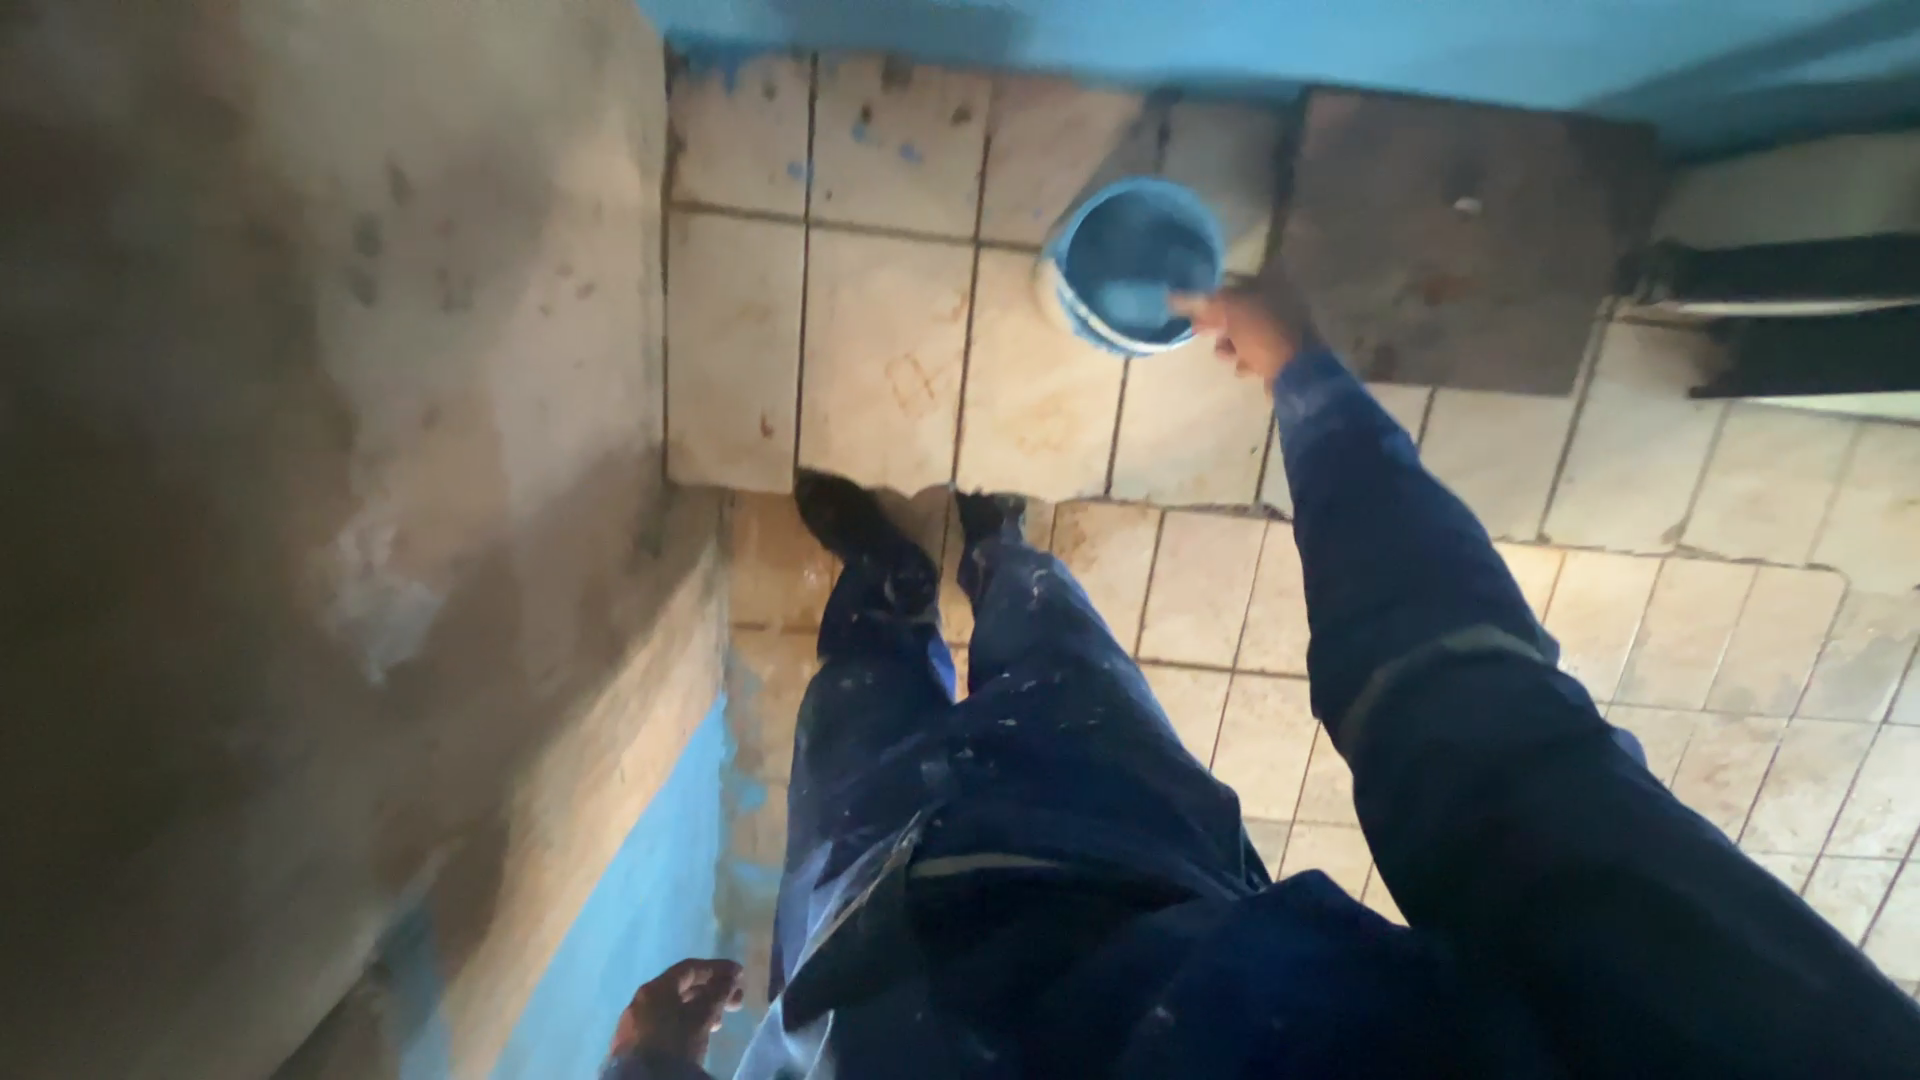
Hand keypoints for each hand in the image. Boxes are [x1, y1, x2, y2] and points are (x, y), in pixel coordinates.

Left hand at [610, 958, 744, 1063]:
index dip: (718, 969)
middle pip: (682, 988)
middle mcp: (639, 1001)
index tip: (739, 976)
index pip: (690, 968)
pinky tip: (696, 1037)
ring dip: (700, 1010)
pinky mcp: (630, 1048)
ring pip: (672, 1008)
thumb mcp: (702, 1016)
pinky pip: (662, 1026)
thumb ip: (719, 992)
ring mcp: (632, 1025)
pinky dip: (683, 1025)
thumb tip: (732, 976)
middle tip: (735, 1003)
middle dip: (712, 993)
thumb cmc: (675, 1044)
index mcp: (655, 988)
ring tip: (718, 1024)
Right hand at [1172, 272, 1321, 384]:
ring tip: (1227, 355)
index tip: (1195, 307)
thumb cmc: (1263, 333)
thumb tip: (1175, 295)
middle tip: (1200, 331)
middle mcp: (1277, 301)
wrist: (1295, 371)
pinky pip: (1254, 352)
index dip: (1212, 293)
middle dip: (1218, 322)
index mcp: (1271, 283)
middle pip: (1237, 308)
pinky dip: (1245, 359)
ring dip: (1229, 344)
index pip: (1233, 281)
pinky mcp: (1280, 352)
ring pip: (1243, 332)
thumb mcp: (1232, 311)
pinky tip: (1244, 367)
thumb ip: (1205, 302)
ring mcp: (1280, 328)